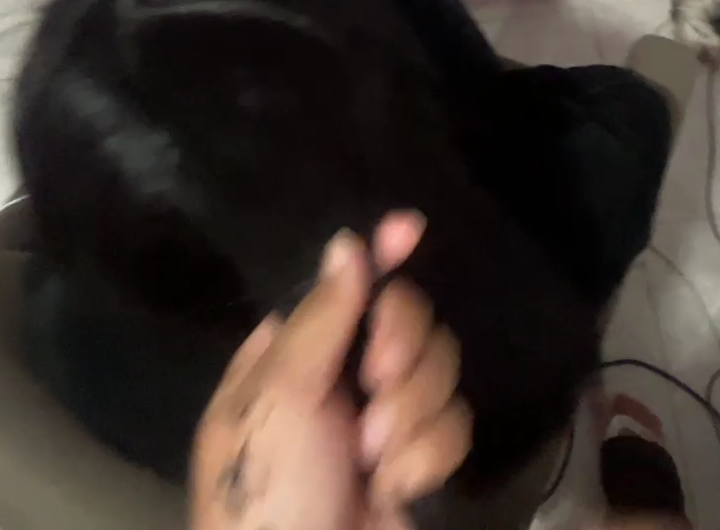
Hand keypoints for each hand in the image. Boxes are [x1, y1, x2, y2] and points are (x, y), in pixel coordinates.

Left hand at [188, 213, 471, 529]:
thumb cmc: (267, 491)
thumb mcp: (277, 399)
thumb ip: (321, 317)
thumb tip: (347, 243)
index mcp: (296, 352)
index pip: (344, 283)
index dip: (380, 253)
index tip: (410, 228)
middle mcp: (343, 374)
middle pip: (406, 316)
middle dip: (400, 345)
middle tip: (378, 375)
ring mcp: (383, 416)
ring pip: (437, 366)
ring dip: (410, 413)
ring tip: (374, 457)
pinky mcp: (418, 457)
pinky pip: (452, 422)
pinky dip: (424, 456)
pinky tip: (393, 487)